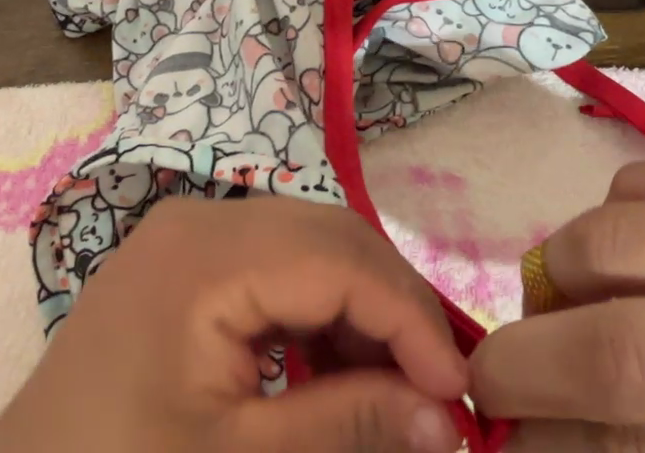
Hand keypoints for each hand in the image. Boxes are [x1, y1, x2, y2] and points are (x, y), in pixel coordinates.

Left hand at [0, 196, 467, 452]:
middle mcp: (202, 218)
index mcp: (208, 253)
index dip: (412, 321)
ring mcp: (188, 233)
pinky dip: (315, 315)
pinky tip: (333, 374)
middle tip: (437, 390)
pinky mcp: (184, 260)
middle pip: (330, 238)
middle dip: (393, 308)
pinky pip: (273, 267)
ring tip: (390, 391)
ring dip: (359, 312)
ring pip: (308, 248)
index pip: (341, 259)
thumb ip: (350, 426)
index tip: (461, 395)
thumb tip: (449, 420)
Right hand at [471, 153, 644, 451]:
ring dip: (561, 284)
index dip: (552, 446)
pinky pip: (640, 180)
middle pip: (619, 346)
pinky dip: (610, 226)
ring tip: (577, 314)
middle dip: (523, 367)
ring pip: (607, 238)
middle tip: (496, 382)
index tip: (506, 441)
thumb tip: (548, 438)